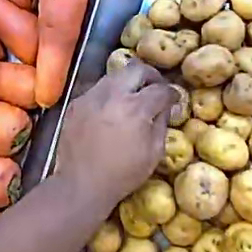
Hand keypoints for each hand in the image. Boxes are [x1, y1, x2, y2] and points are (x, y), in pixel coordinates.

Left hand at [53, 61, 175, 209]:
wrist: (81, 183)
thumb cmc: (122, 174)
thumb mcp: (153, 152)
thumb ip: (162, 124)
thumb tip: (165, 107)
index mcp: (136, 108)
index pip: (161, 89)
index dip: (172, 94)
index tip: (174, 99)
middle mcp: (113, 95)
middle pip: (137, 69)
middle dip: (151, 76)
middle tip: (156, 87)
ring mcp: (92, 96)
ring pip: (114, 75)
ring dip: (128, 82)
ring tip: (133, 96)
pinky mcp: (76, 103)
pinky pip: (97, 89)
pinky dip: (109, 94)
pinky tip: (111, 109)